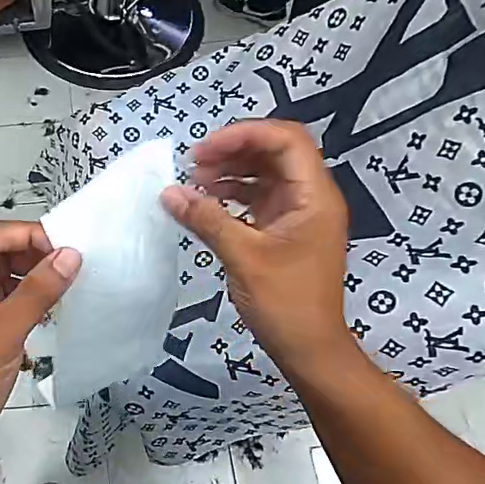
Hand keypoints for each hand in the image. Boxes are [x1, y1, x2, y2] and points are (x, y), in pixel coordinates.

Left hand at [0, 221, 79, 455]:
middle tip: (71, 263)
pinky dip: (28, 296)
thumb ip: (37, 292)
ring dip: (34, 275)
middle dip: (34, 254)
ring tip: (66, 282)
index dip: (28, 235)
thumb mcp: (2, 334)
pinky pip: (5, 296)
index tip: (65, 245)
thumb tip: (69, 256)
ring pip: (3, 273)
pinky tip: (51, 302)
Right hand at [160, 120, 354, 369]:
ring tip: (195, 181)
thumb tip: (169, 193)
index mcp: (315, 196)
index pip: (286, 139)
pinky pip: (260, 199)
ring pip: (266, 174)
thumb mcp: (243, 258)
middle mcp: (312, 197)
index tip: (206, 149)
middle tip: (195, 164)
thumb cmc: (286, 304)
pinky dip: (235, 195)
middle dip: (234, 150)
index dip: (244, 134)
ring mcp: (300, 214)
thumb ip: (207, 219)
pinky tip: (207, 201)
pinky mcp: (287, 230)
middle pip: (275, 152)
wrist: (310, 349)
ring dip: (232, 171)